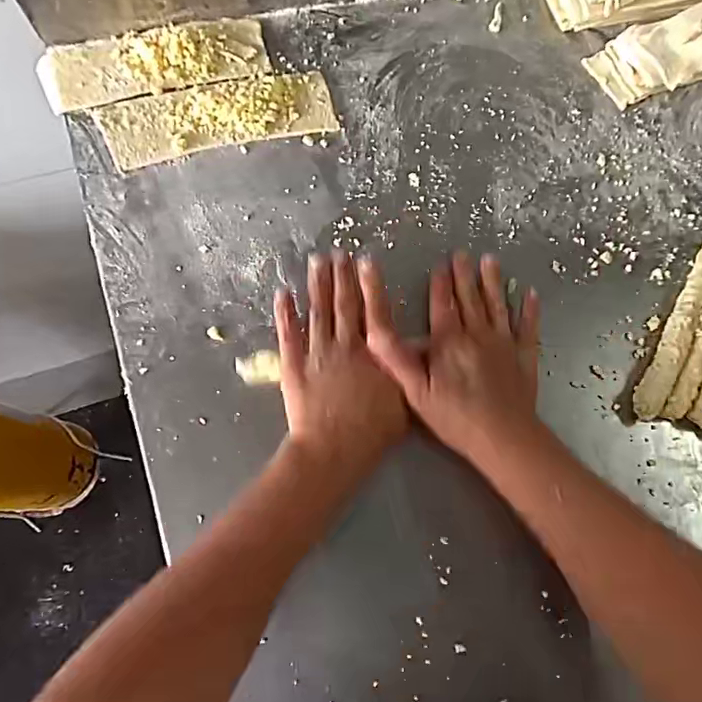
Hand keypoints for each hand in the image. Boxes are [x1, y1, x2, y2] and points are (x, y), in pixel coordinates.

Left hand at [275, 250, 409, 473]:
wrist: (332, 449)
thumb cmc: (372, 431)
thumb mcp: (403, 400)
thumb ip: (406, 370)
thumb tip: (417, 347)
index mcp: (373, 352)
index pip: (373, 310)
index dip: (370, 284)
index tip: (365, 261)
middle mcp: (344, 344)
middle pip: (343, 304)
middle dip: (342, 276)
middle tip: (338, 252)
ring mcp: (316, 352)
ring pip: (317, 311)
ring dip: (316, 284)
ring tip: (317, 262)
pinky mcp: (293, 364)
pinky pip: (288, 333)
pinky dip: (285, 312)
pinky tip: (284, 293)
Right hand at [361, 251, 546, 466]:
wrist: (503, 437)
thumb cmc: (454, 417)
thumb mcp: (415, 391)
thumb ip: (396, 359)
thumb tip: (375, 331)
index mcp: (448, 342)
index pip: (442, 305)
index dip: (440, 284)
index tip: (440, 264)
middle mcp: (476, 335)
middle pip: (469, 299)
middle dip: (464, 275)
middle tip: (463, 254)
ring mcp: (503, 344)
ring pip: (496, 305)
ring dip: (493, 282)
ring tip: (490, 261)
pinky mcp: (524, 356)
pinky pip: (527, 327)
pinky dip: (529, 310)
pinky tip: (529, 294)